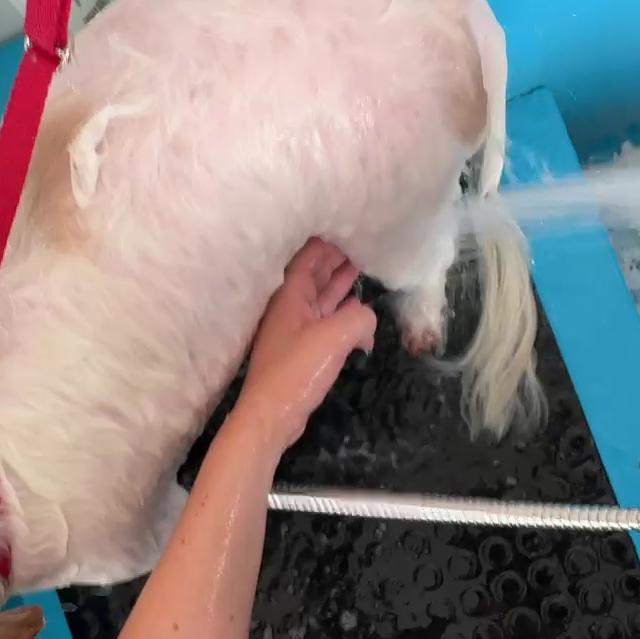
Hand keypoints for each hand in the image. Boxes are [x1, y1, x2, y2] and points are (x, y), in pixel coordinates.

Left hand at [233, 238, 376, 451]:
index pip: (310, 254)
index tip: (352, 223)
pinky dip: (340, 311)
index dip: (330, 238)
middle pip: (315, 273)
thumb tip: (367, 322)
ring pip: (321, 297)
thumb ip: (361, 318)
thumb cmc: (297, 371)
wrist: (272, 415)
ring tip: (362, 265)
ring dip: (340, 283)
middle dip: (337, 257)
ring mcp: (294, 329)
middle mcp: (290, 306)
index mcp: (290, 294)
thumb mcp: (337, 336)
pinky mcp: (302, 350)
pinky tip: (356, 310)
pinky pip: (324, 320)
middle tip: (363, 240)